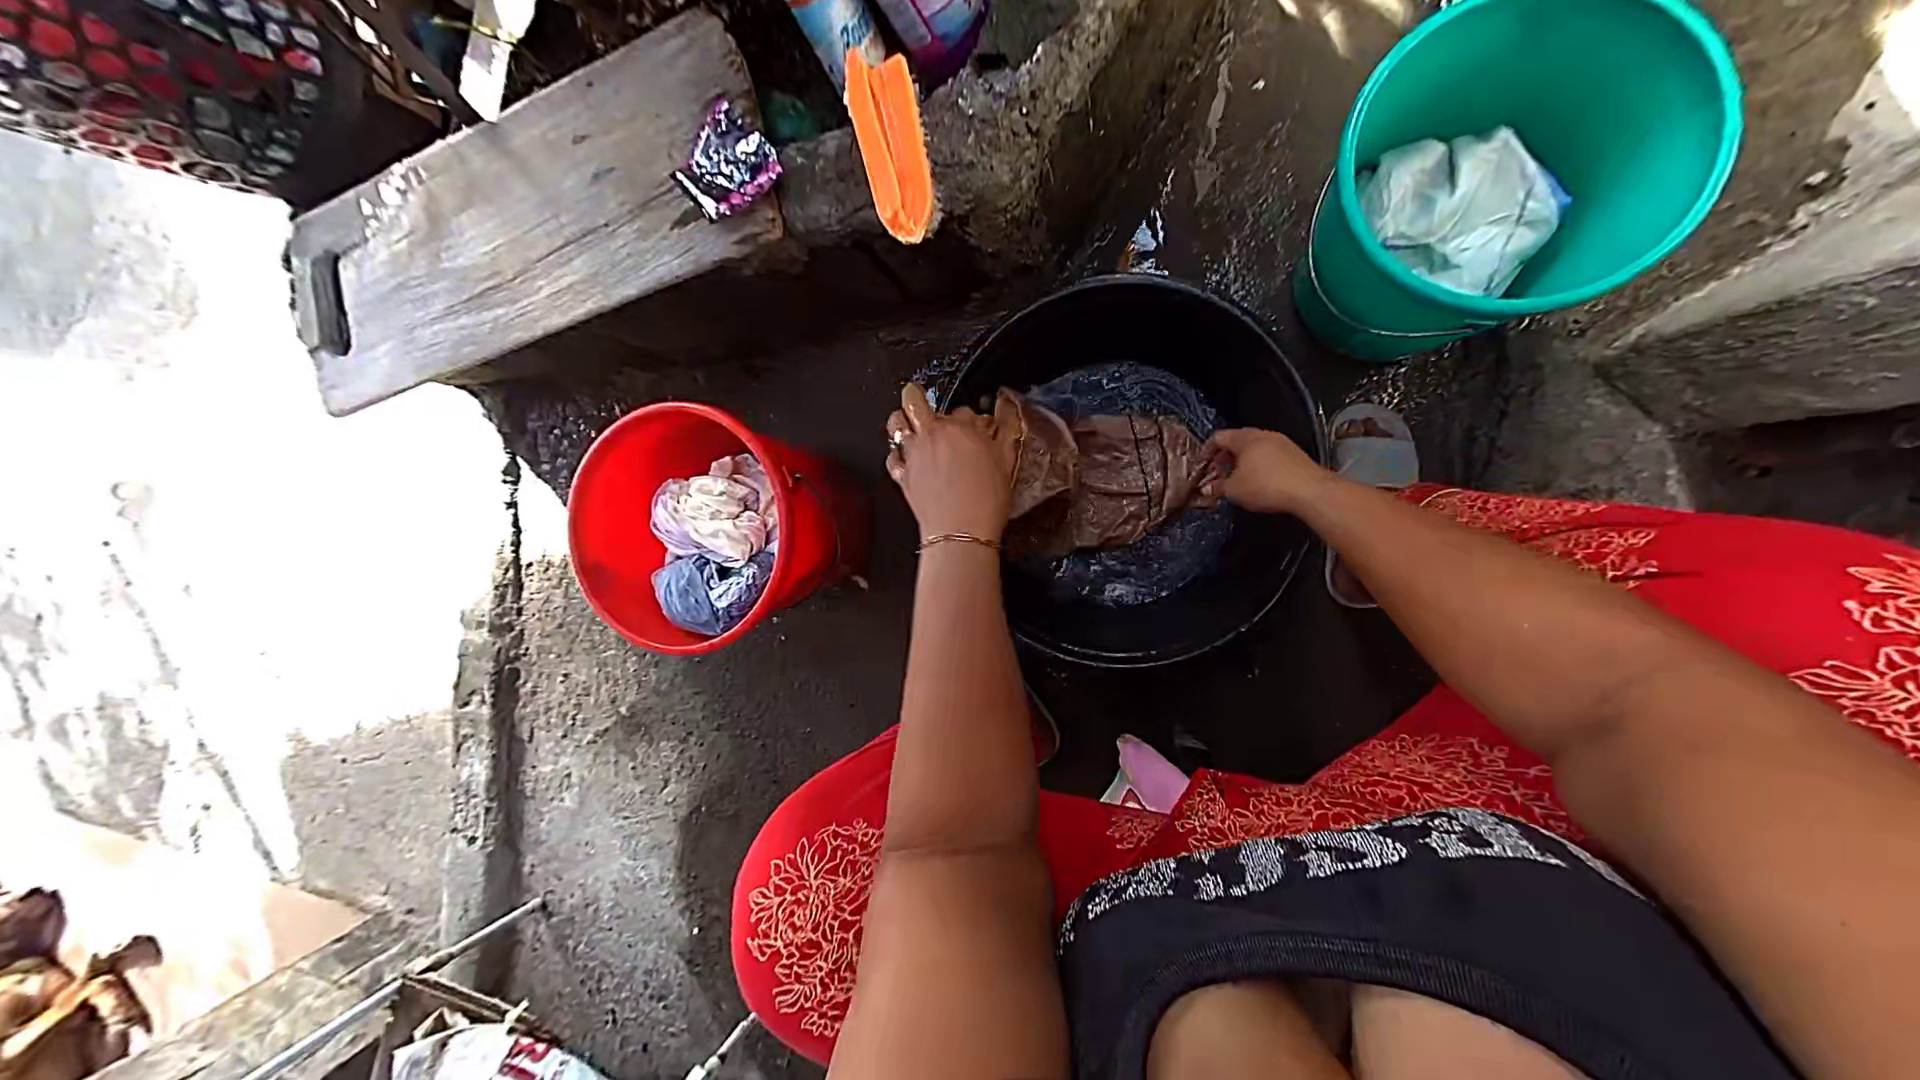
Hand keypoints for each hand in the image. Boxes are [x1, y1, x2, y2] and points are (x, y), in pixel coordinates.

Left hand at [886, 383, 1018, 540]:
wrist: (961, 533)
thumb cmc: (985, 502)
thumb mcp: (1007, 460)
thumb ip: (1008, 428)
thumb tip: (1007, 407)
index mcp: (960, 428)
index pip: (962, 409)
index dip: (969, 417)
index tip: (974, 427)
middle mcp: (932, 436)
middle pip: (915, 401)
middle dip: (916, 394)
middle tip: (918, 395)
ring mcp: (914, 455)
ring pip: (896, 423)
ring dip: (900, 418)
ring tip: (906, 420)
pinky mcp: (903, 476)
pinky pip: (892, 457)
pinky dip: (896, 454)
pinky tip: (904, 457)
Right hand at [1202, 428, 1333, 514]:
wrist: (1309, 492)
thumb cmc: (1269, 486)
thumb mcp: (1234, 490)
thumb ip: (1217, 487)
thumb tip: (1208, 489)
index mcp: (1245, 439)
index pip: (1219, 437)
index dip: (1207, 451)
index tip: (1203, 463)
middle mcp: (1264, 435)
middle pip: (1237, 440)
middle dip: (1225, 456)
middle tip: (1218, 472)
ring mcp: (1282, 443)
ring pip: (1255, 447)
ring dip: (1243, 461)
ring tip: (1238, 478)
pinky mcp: (1295, 455)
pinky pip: (1271, 455)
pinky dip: (1260, 464)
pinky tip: (1259, 481)